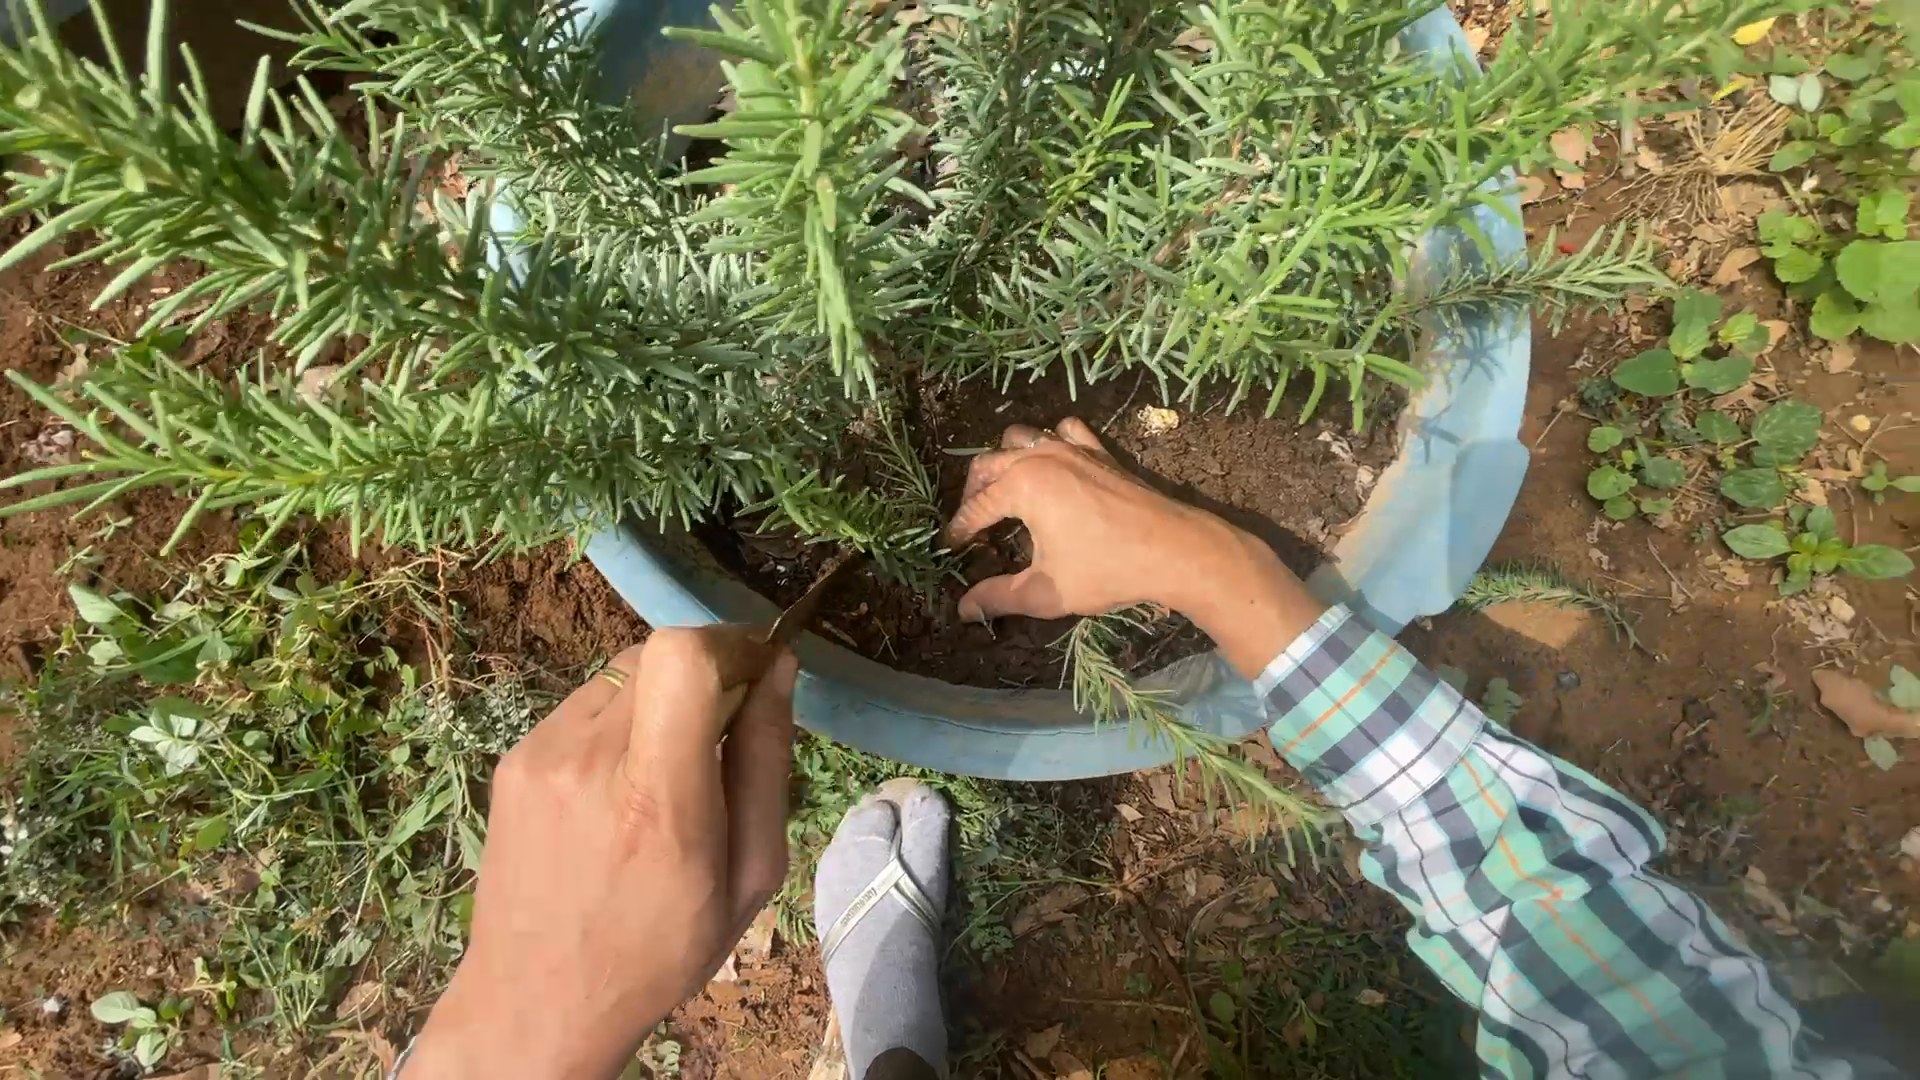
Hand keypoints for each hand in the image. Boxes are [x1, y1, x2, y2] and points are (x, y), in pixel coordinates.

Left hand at [404, 626, 799, 1079]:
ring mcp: (540, 753)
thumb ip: (767, 759)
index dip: (733, 644)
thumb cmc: (665, 946)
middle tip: (728, 719)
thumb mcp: (753, 871)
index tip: (762, 668)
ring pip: (627, 668)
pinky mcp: (515, 756)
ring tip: (673, 758)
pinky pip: (592, 700)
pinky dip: (627, 715)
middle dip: (710, 667)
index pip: (685, 658)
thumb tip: (779, 670)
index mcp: (657, 797)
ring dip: (667, 692)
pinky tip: (624, 776)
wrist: (534, 1005)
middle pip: (661, 651)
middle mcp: (588, 759)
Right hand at [946, 417, 1323, 676]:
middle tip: (972, 525)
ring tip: (1002, 492)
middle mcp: (1041, 456)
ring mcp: (1072, 447)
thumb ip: (998, 597)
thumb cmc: (1106, 570)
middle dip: (972, 493)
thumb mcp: (1045, 591)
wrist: (1175, 550)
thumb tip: (962, 610)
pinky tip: (1052, 464)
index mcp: (1021, 485)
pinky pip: (1063, 431)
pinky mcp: (1098, 451)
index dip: (958, 530)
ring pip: (1021, 438)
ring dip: (1003, 460)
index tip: (948, 550)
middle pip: (988, 463)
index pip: (975, 507)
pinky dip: (1049, 441)